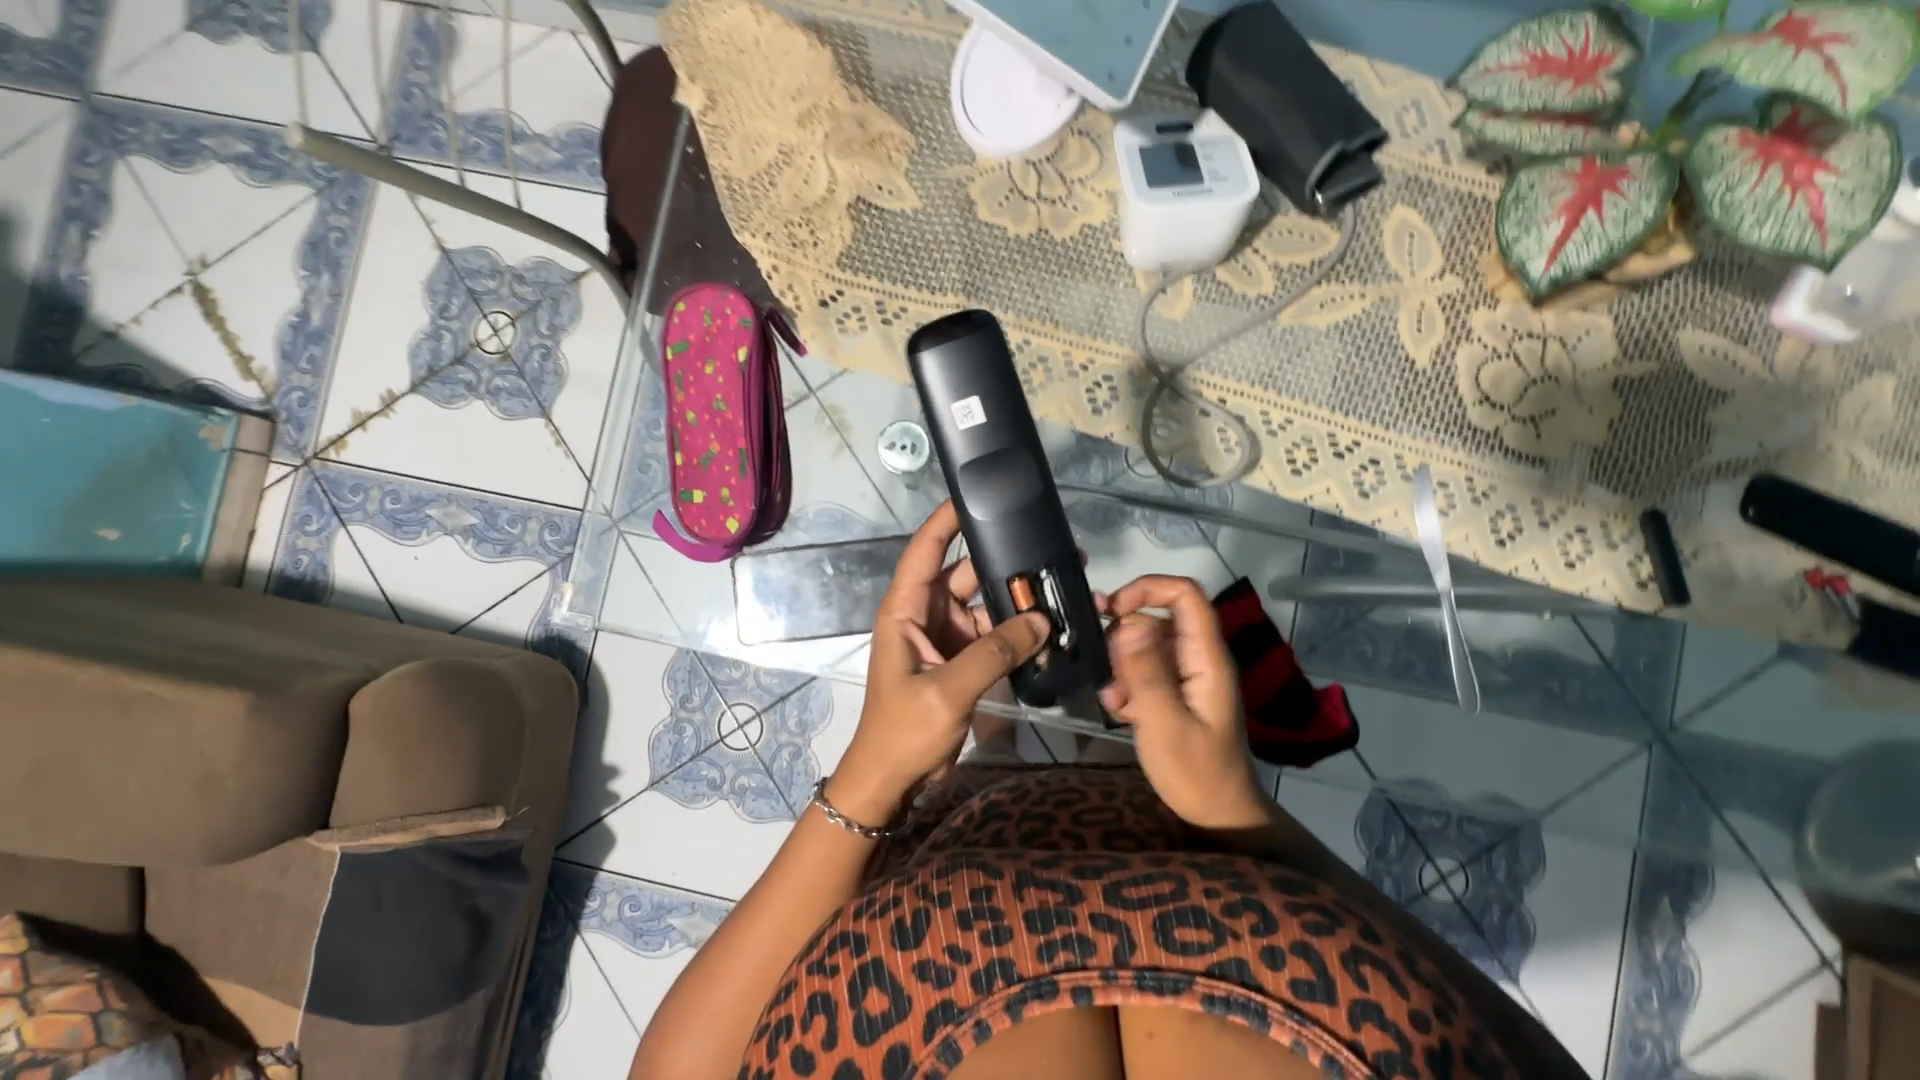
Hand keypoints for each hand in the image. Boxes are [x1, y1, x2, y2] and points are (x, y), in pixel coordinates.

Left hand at [836, 501, 1049, 824]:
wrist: (893, 781)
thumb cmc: (903, 731)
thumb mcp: (947, 690)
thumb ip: (994, 653)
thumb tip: (1041, 620)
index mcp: (906, 611)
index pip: (925, 551)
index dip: (947, 520)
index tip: (977, 494)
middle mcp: (925, 616)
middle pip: (966, 575)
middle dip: (1004, 562)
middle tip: (1050, 546)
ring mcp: (945, 640)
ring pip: (985, 606)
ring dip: (1017, 600)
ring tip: (1060, 584)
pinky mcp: (961, 663)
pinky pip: (993, 636)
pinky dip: (1017, 633)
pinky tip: (1050, 628)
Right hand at [1098, 575, 1271, 829]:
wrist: (1217, 816)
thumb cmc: (1195, 773)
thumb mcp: (1163, 724)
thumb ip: (1145, 672)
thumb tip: (1127, 622)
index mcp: (1206, 659)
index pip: (1186, 595)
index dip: (1148, 589)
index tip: (1112, 609)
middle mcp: (1199, 659)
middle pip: (1159, 618)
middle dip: (1125, 636)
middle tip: (1107, 669)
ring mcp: (1188, 677)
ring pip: (1148, 646)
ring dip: (1123, 666)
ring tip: (1114, 700)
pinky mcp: (1177, 695)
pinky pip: (1147, 672)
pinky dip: (1128, 685)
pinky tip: (1119, 711)